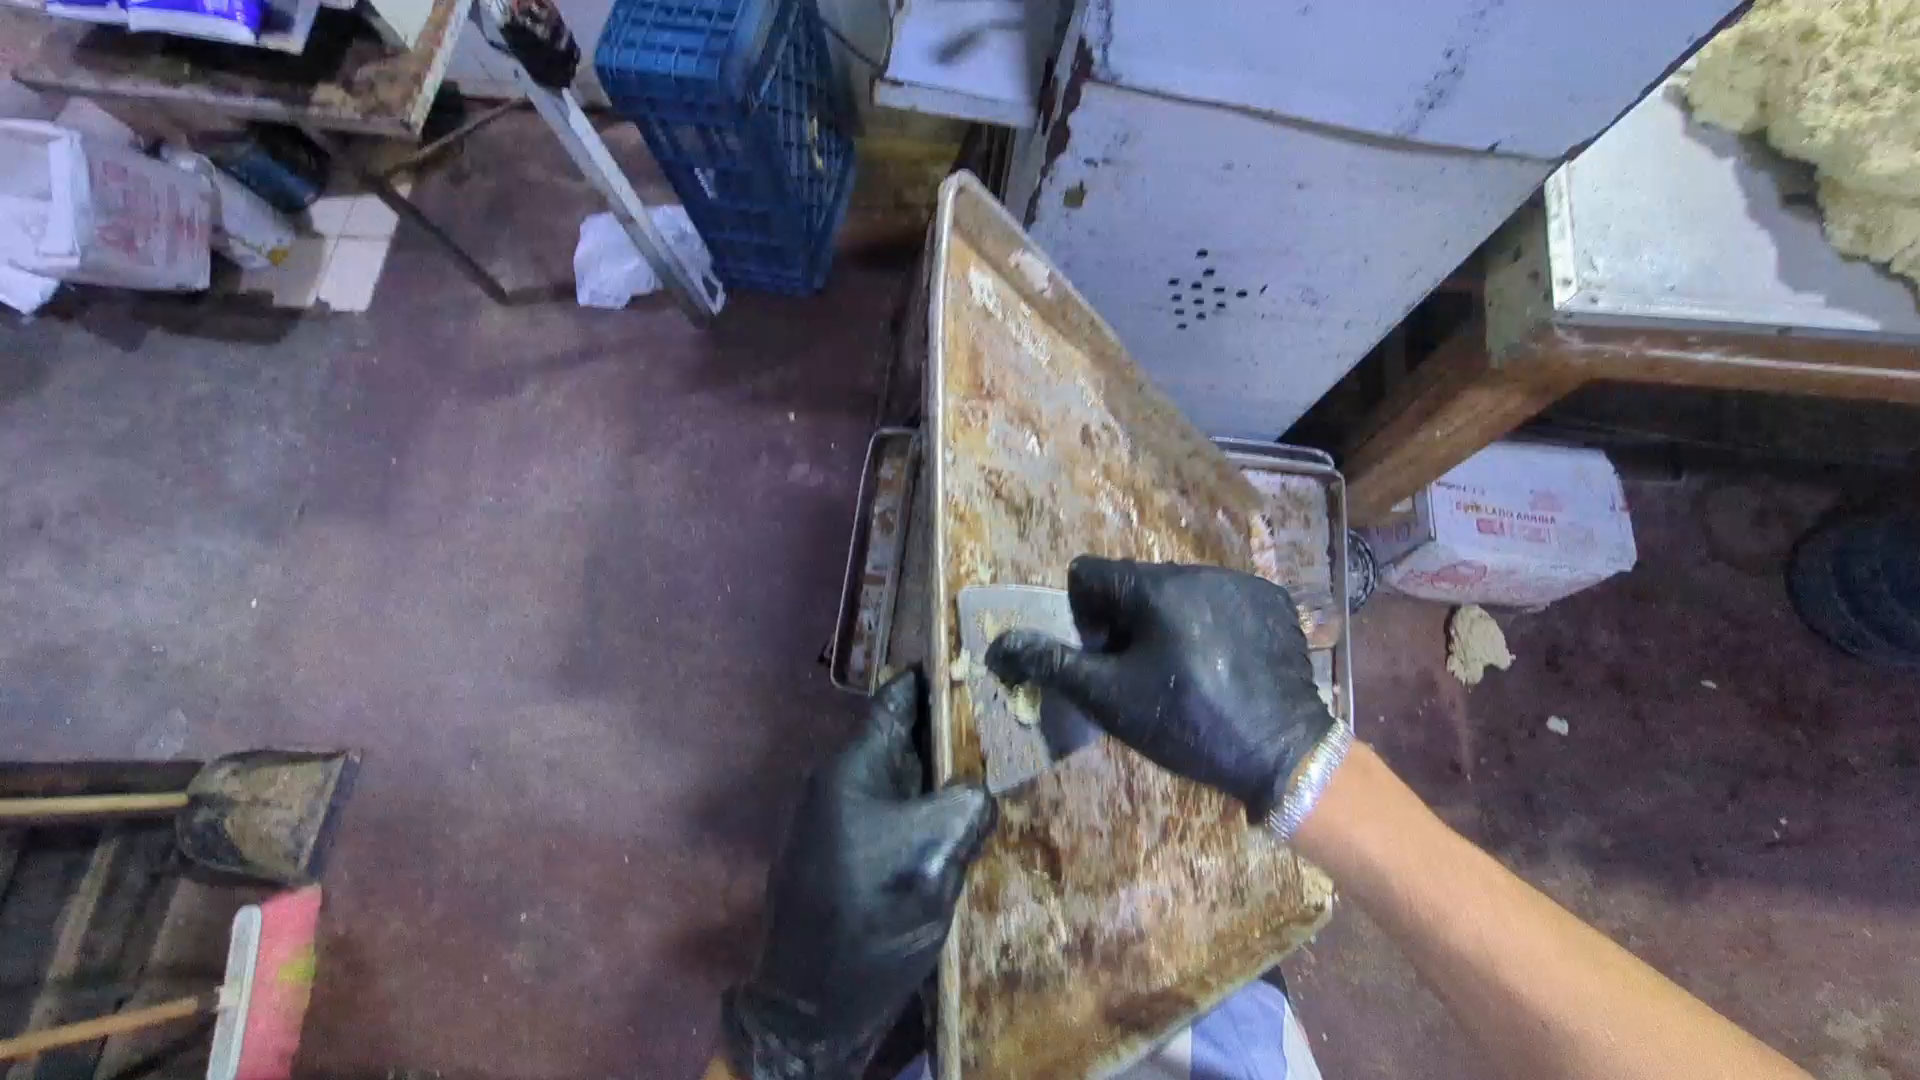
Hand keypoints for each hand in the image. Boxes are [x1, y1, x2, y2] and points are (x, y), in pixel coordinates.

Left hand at [721, 670, 995, 1079]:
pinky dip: (934, 808)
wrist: (812, 1009)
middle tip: (1009, 715)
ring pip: (907, 776)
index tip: (980, 662)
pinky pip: (902, 813)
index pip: (898, 698)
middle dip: (952, 726)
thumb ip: (966, 806)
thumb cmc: (867, 918)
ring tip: (1002, 762)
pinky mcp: (856, 854)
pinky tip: (972, 818)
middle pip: (906, 735)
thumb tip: (979, 792)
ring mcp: (847, 820)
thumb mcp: (931, 856)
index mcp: (853, 767)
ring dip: (947, 772)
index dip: (938, 677)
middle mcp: (845, 783)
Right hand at [985, 558, 1333, 819]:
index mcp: (1154, 587)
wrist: (1284, 754)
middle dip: (1124, 621)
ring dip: (1166, 622)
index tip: (1105, 659)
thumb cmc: (1188, 724)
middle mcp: (1198, 570)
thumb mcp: (1110, 699)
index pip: (1088, 574)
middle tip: (1141, 673)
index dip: (1082, 617)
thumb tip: (1002, 642)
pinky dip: (1208, 625)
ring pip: (1177, 591)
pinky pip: (1219, 600)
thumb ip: (1052, 664)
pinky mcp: (1273, 601)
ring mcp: (1242, 583)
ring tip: (1185, 674)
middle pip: (1134, 583)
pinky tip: (1223, 669)